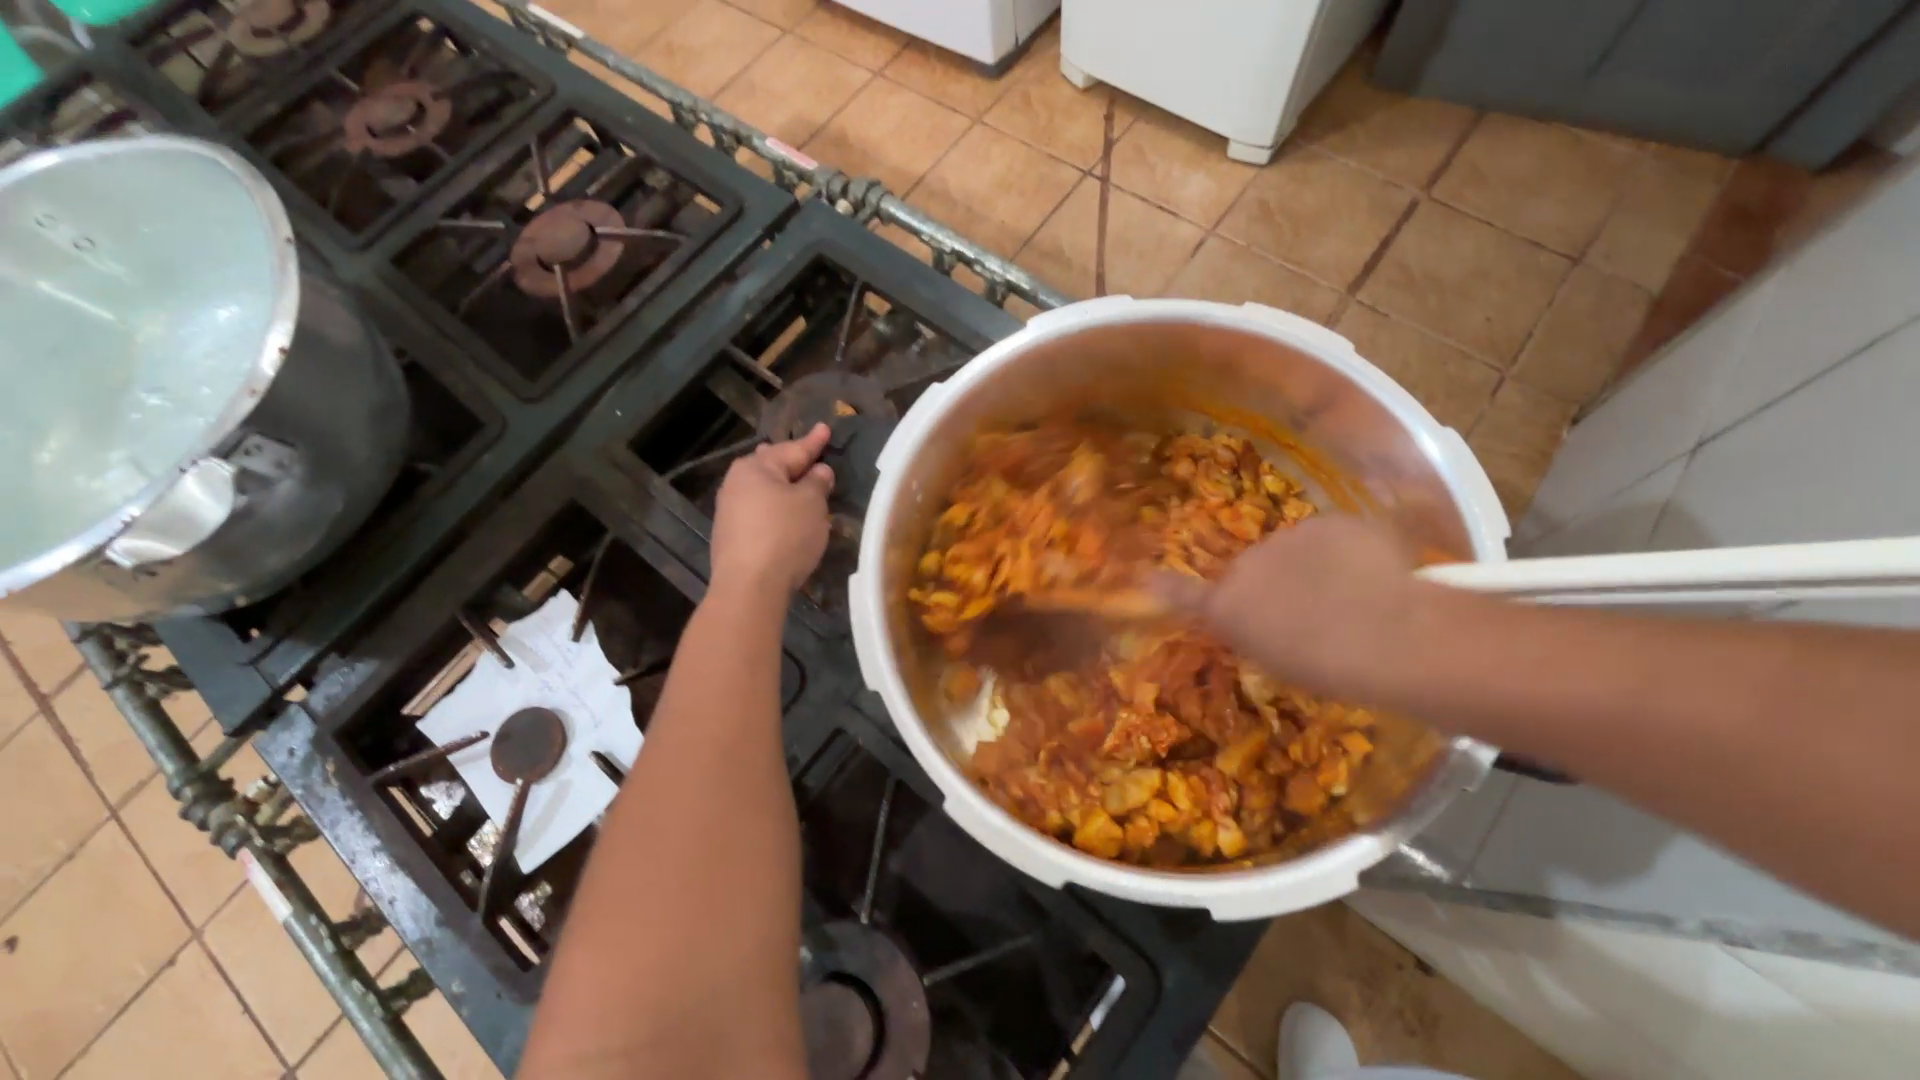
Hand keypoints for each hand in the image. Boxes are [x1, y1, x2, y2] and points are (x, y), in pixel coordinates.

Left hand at [711, 423, 834, 593]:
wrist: (749, 586)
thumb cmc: (784, 535)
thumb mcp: (811, 504)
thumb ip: (817, 483)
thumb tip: (818, 471)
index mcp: (756, 467)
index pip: (793, 449)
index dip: (814, 442)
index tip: (825, 428)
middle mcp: (737, 483)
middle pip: (772, 467)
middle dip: (793, 462)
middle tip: (811, 455)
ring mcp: (730, 511)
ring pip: (764, 491)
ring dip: (784, 489)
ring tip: (801, 485)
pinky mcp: (731, 536)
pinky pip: (760, 512)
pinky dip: (776, 510)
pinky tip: (786, 516)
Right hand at [1154, 516, 1429, 694]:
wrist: (1384, 634)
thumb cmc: (1327, 668)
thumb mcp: (1278, 660)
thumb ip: (1258, 630)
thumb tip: (1263, 617)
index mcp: (1228, 607)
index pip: (1187, 595)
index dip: (1166, 586)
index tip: (1145, 576)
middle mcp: (1247, 563)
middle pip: (1256, 566)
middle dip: (1276, 580)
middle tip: (1311, 610)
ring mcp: (1289, 536)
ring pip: (1297, 547)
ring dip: (1313, 564)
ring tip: (1352, 595)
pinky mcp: (1331, 520)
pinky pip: (1334, 535)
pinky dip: (1349, 550)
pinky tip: (1375, 576)